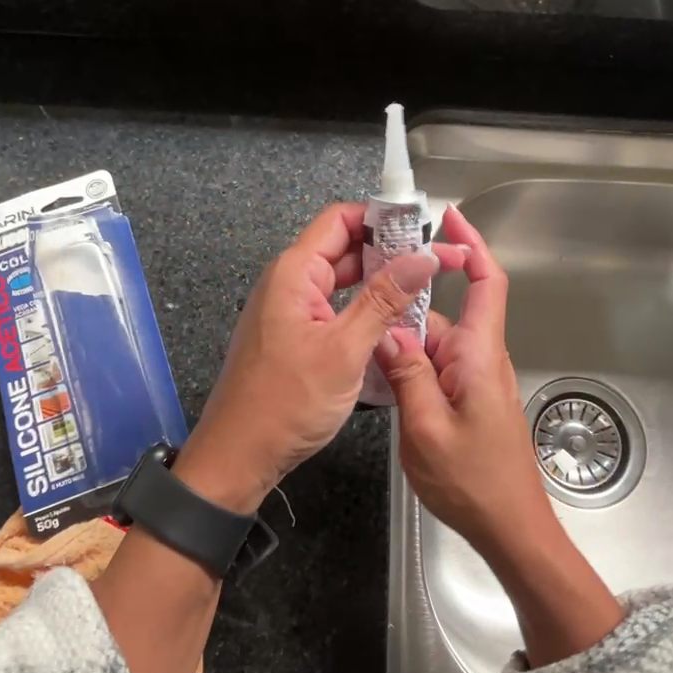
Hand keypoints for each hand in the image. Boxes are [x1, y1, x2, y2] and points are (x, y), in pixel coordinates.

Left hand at [176, 203, 459, 513]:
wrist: (238, 455)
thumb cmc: (284, 404)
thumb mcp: (344, 349)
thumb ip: (384, 300)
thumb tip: (421, 259)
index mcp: (294, 273)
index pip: (340, 220)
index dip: (382, 217)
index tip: (421, 228)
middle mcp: (288, 282)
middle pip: (343, 248)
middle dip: (389, 251)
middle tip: (434, 262)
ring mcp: (290, 309)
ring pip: (341, 280)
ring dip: (378, 282)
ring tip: (421, 290)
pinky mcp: (294, 335)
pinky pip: (334, 307)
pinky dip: (363, 308)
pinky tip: (393, 321)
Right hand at [376, 206, 623, 667]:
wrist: (511, 530)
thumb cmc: (475, 483)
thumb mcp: (427, 429)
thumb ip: (408, 376)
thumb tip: (388, 332)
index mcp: (479, 355)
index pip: (486, 283)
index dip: (472, 245)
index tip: (449, 218)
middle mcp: (480, 360)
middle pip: (442, 315)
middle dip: (407, 307)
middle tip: (365, 301)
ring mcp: (475, 381)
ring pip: (432, 345)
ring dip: (403, 346)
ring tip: (363, 351)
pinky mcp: (468, 401)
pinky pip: (434, 369)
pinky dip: (409, 368)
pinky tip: (382, 382)